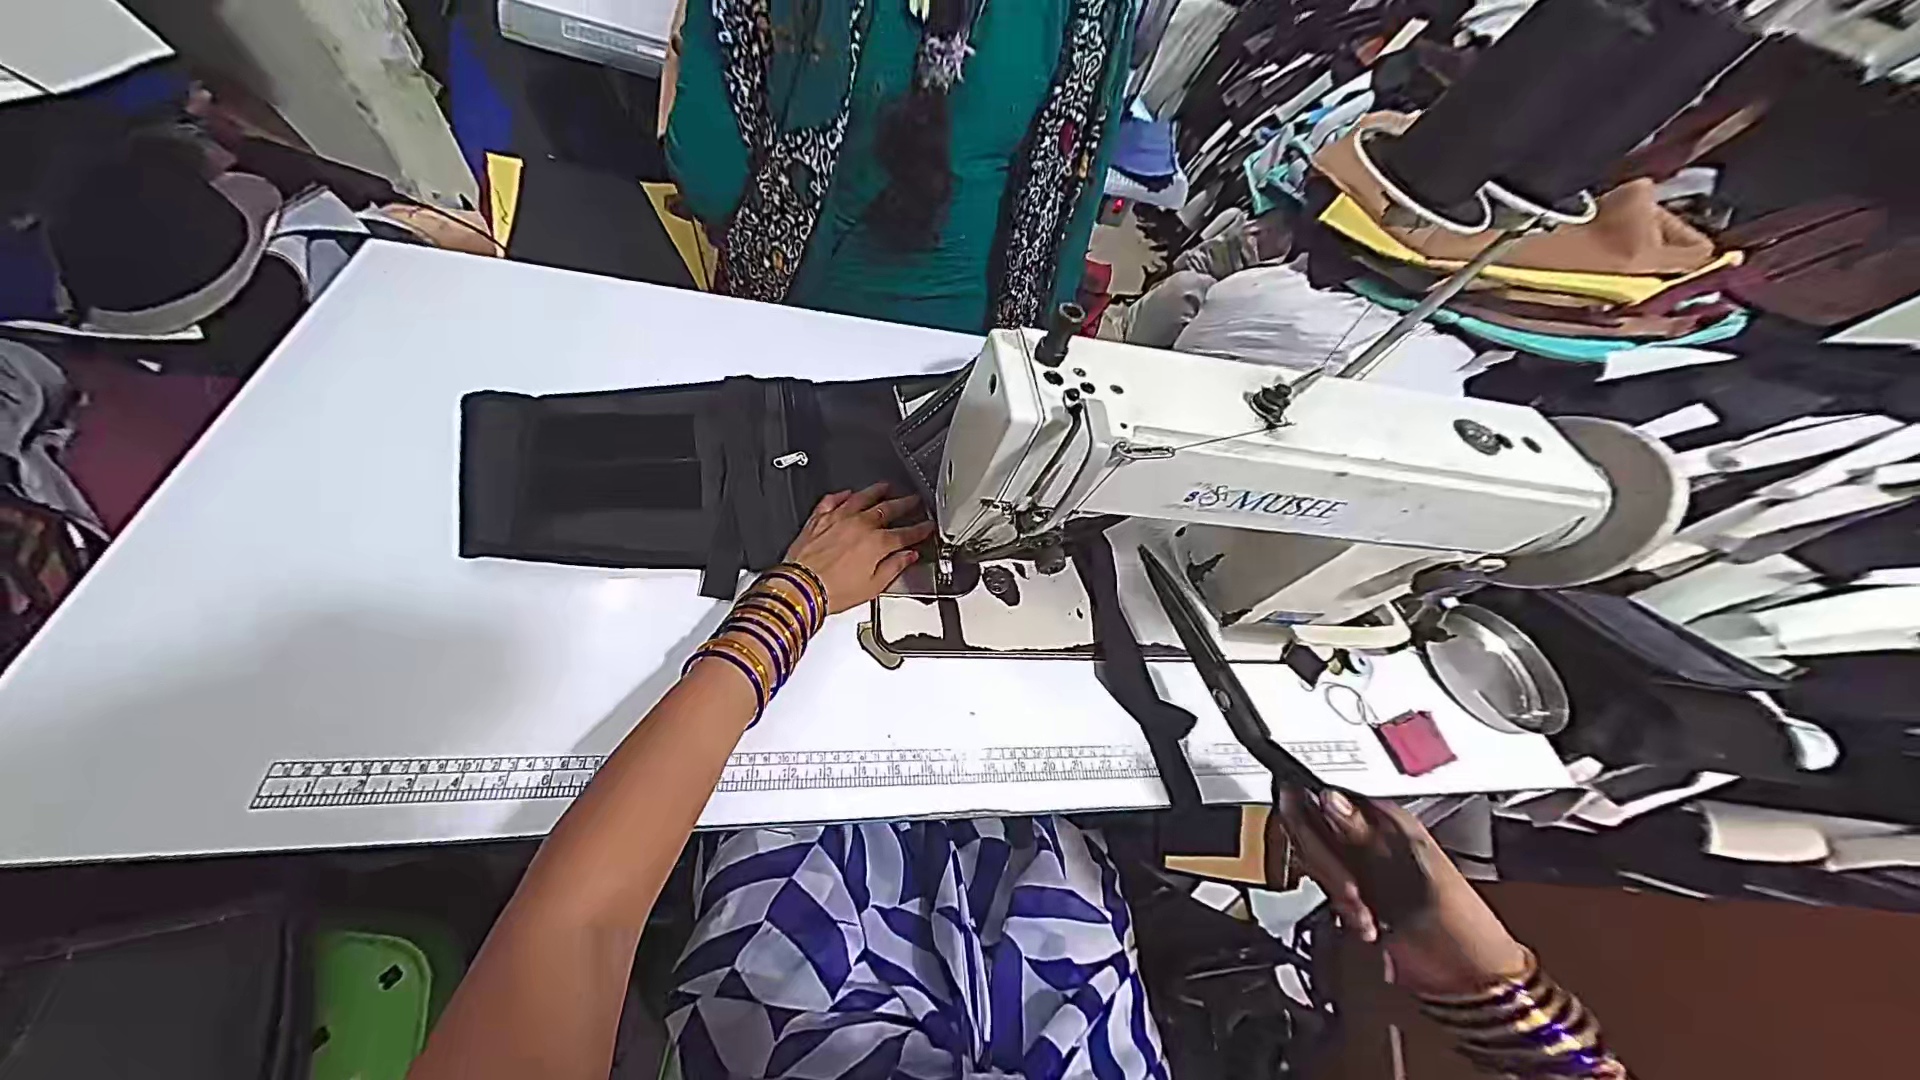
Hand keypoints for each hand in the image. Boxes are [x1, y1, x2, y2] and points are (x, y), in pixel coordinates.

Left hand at [783, 484, 935, 613]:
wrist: (801, 588)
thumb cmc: (833, 590)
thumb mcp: (873, 586)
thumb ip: (894, 567)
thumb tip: (907, 557)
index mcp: (877, 544)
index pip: (905, 534)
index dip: (920, 529)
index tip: (927, 526)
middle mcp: (859, 526)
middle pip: (888, 510)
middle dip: (905, 504)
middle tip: (913, 500)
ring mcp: (838, 519)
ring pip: (862, 498)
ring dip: (877, 491)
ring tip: (886, 487)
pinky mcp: (819, 519)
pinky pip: (833, 500)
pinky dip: (842, 495)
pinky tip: (847, 493)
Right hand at [1268, 787, 1527, 994]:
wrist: (1473, 984)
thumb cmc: (1460, 928)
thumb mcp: (1412, 875)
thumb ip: (1364, 833)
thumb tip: (1327, 796)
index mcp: (1384, 816)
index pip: (1321, 796)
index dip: (1311, 824)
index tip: (1320, 857)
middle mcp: (1365, 830)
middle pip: (1309, 826)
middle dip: (1325, 867)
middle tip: (1353, 895)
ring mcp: (1356, 857)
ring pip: (1311, 855)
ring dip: (1332, 891)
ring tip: (1365, 917)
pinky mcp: (1350, 884)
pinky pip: (1319, 882)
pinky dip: (1337, 906)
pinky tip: (1363, 923)